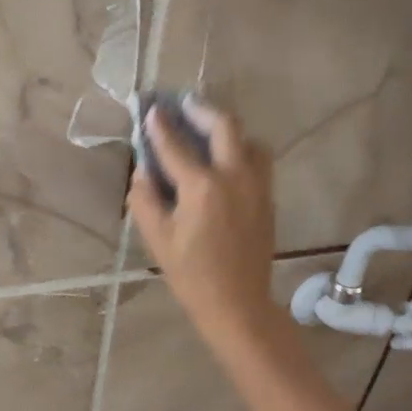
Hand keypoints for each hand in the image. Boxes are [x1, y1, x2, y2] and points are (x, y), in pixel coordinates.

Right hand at [128, 97, 281, 345]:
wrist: (238, 304)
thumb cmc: (191, 276)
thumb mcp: (157, 239)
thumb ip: (145, 199)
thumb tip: (143, 171)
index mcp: (203, 187)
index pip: (176, 146)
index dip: (160, 126)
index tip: (151, 110)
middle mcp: (235, 177)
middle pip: (225, 126)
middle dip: (202, 111)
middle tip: (186, 106)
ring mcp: (258, 186)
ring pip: (250, 141)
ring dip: (229, 131)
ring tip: (210, 135)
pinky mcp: (268, 199)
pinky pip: (258, 162)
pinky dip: (242, 152)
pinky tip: (226, 163)